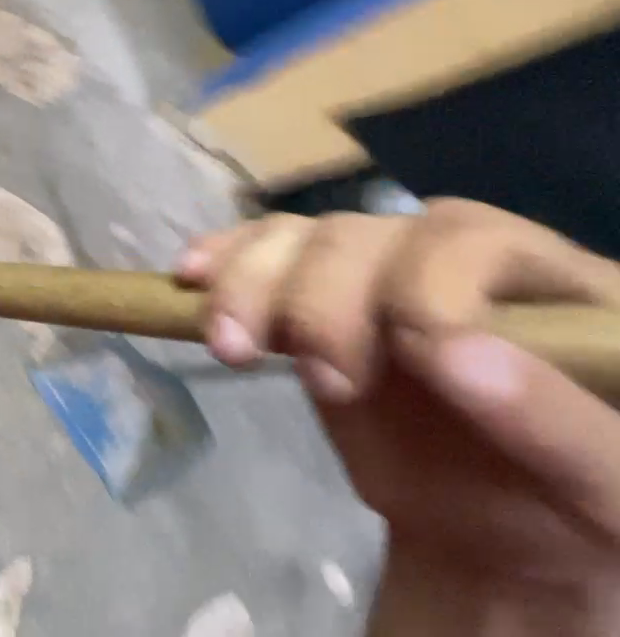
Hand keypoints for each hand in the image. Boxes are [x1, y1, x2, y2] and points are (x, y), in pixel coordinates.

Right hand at [178, 200, 619, 592]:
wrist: (490, 532)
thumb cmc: (565, 513)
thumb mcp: (605, 491)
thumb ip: (555, 422)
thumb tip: (447, 354)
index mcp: (554, 285)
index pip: (470, 238)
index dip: (425, 283)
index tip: (413, 355)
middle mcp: (457, 258)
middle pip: (361, 234)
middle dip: (319, 301)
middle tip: (323, 384)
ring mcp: (376, 271)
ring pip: (295, 237)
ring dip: (248, 285)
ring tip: (229, 348)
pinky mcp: (309, 291)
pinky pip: (256, 249)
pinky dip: (220, 260)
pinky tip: (189, 281)